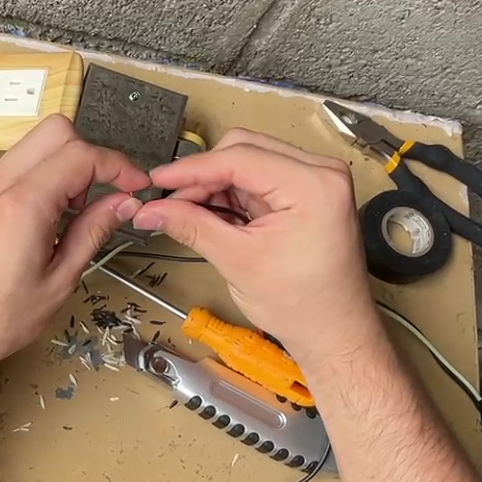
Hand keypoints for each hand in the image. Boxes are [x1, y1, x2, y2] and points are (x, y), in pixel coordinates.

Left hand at [0, 115, 149, 378]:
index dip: (118, 166)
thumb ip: (94, 232)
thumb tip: (123, 204)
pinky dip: (41, 175)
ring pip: (34, 144)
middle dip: (89, 155)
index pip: (81, 156)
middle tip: (101, 196)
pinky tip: (48, 216)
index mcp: (23, 204)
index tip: (135, 186)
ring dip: (64, 164)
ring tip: (73, 212)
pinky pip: (16, 164)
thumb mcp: (60, 280)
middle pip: (56, 131)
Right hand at [132, 129, 384, 363]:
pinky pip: (256, 180)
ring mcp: (313, 180)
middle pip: (243, 150)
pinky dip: (229, 195)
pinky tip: (211, 217)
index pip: (239, 158)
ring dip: (214, 186)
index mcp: (313, 185)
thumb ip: (191, 226)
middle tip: (171, 203)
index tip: (158, 180)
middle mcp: (319, 172)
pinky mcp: (304, 193)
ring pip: (246, 162)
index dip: (191, 169)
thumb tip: (150, 210)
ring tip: (189, 215)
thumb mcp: (237, 261)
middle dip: (203, 176)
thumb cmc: (301, 304)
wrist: (331, 331)